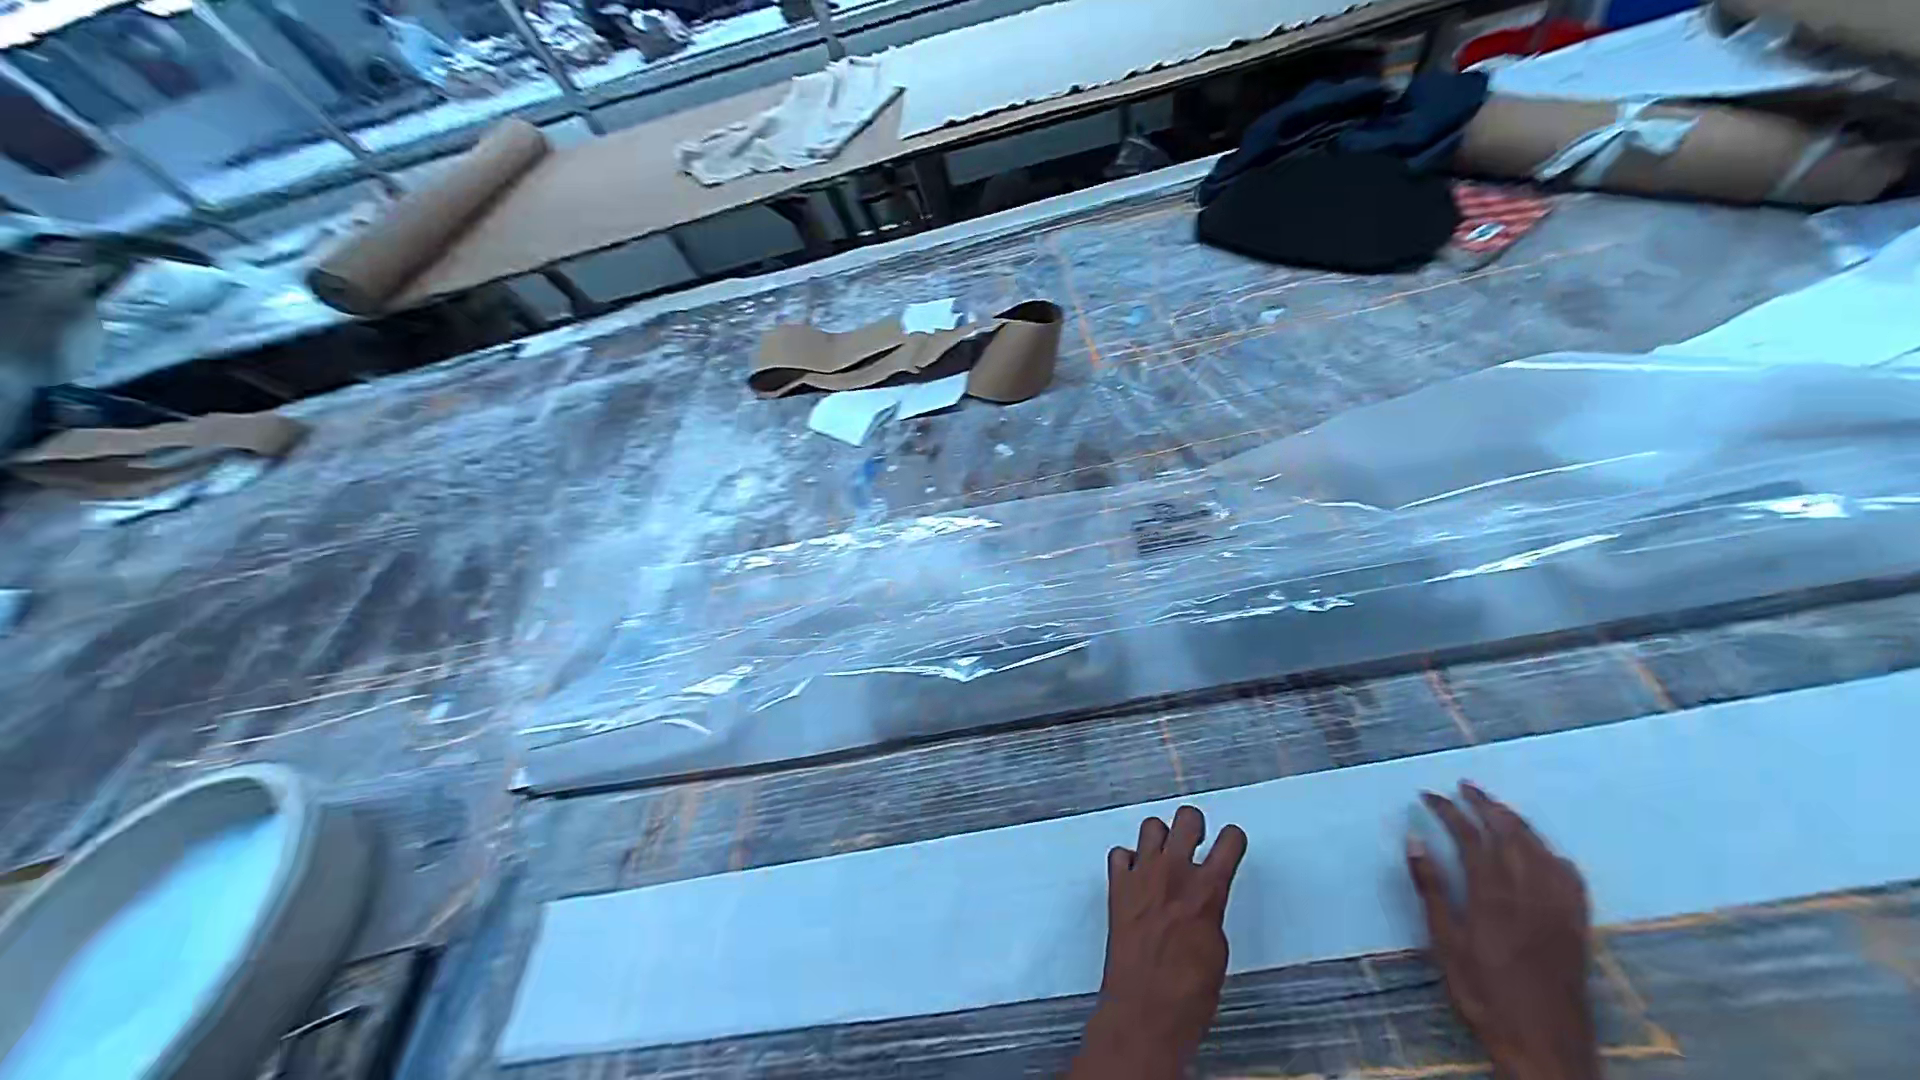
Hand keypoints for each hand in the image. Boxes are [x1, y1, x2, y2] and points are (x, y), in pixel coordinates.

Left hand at [1068, 805, 1248, 1079]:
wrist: (1146, 1007)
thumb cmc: (1189, 991)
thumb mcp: (1217, 948)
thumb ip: (1209, 909)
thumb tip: (1203, 898)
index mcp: (1207, 890)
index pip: (1229, 842)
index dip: (1232, 838)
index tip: (1231, 840)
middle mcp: (1174, 873)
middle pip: (1187, 818)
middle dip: (1194, 824)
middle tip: (1195, 838)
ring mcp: (1142, 874)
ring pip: (1151, 826)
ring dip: (1160, 838)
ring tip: (1163, 855)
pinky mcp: (1117, 885)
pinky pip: (1120, 853)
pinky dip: (1128, 860)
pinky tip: (1135, 875)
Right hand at [1409, 783, 1598, 1079]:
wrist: (1545, 1046)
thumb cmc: (1482, 994)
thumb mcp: (1444, 943)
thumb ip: (1431, 889)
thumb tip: (1414, 841)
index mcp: (1492, 897)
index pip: (1471, 839)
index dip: (1449, 812)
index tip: (1428, 796)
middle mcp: (1530, 896)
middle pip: (1510, 836)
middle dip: (1486, 806)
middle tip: (1465, 787)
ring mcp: (1559, 911)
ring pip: (1542, 852)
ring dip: (1518, 823)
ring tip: (1498, 807)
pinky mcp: (1577, 928)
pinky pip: (1571, 880)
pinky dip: (1554, 856)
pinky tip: (1545, 852)